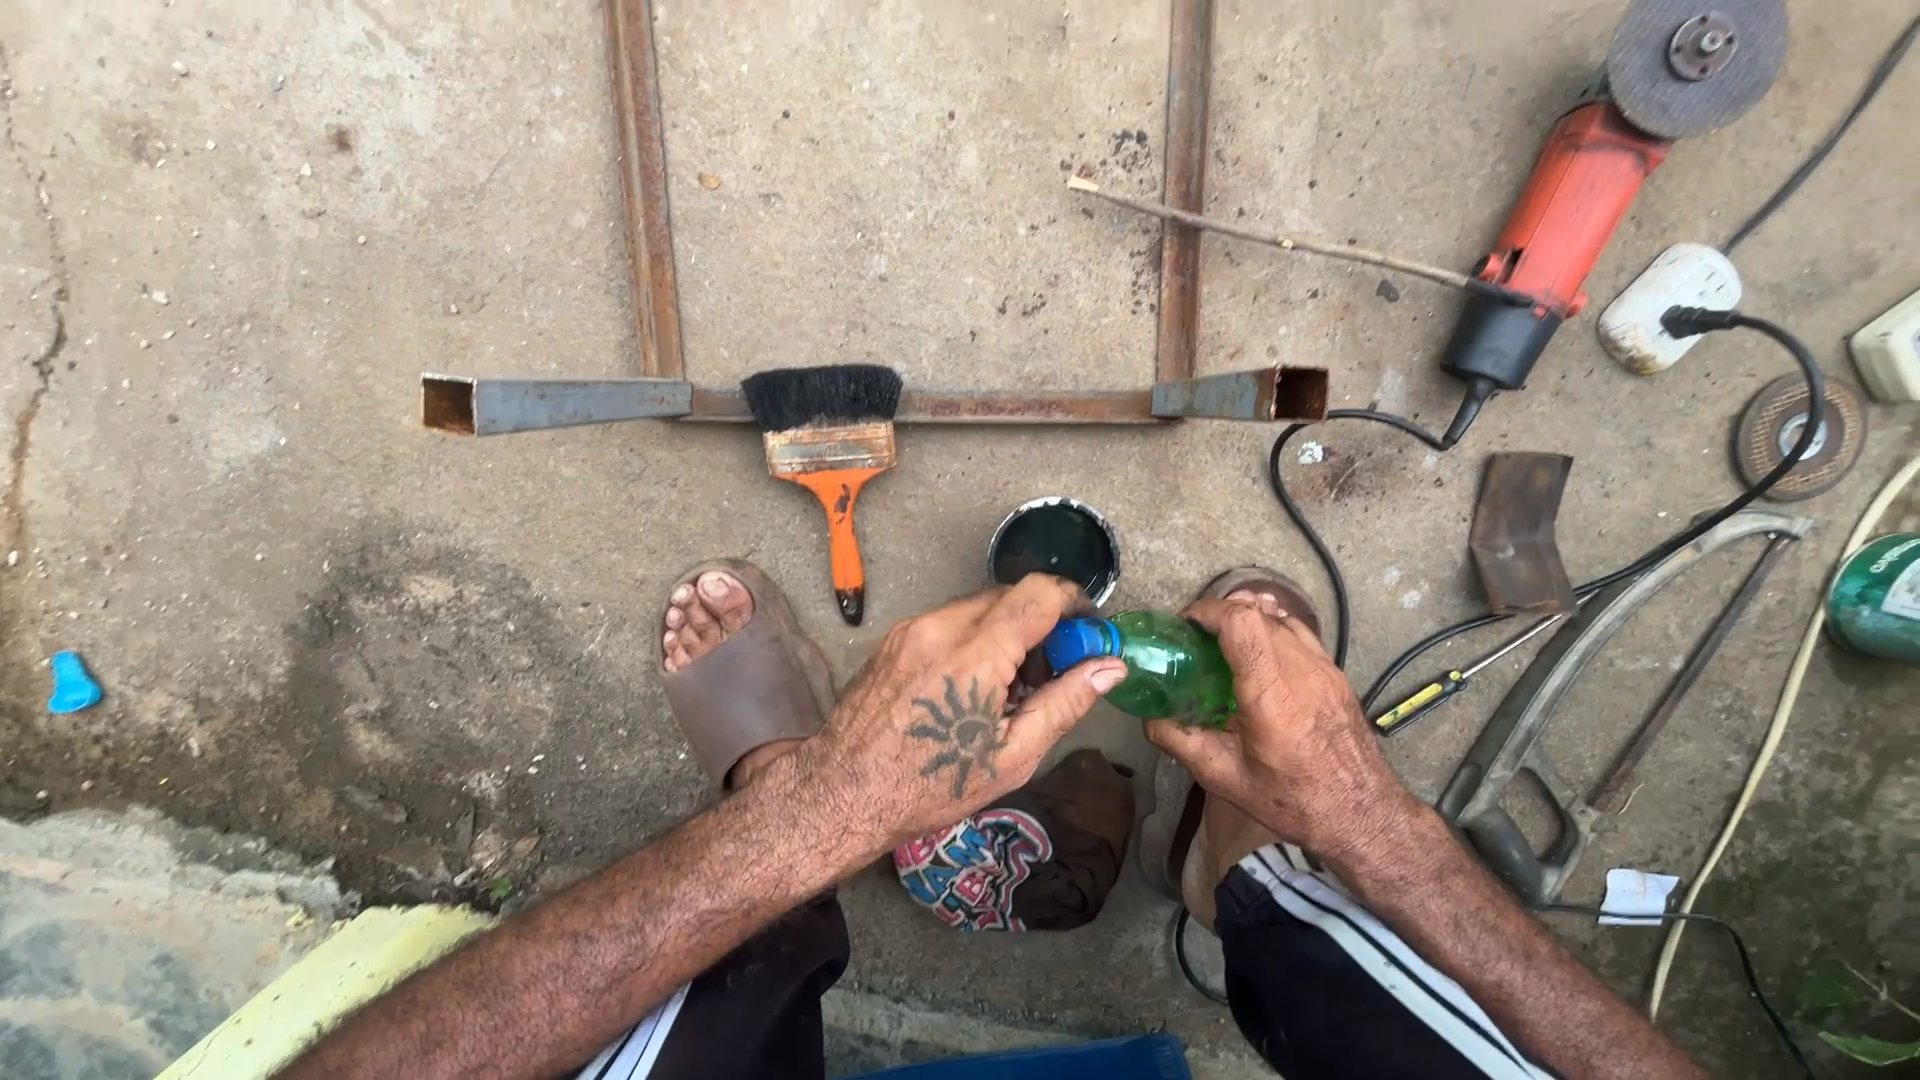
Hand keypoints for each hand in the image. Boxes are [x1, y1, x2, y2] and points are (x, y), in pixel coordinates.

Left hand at [799, 574, 1127, 853]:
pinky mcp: (896, 637)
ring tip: (1010, 685)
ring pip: (979, 606)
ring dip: (1007, 629)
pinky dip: (975, 636)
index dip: (1073, 600)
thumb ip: (1064, 702)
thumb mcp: (1013, 756)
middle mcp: (942, 626)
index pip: (1039, 594)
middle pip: (1010, 595)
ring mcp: (913, 628)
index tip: (1087, 625)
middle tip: (1053, 668)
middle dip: (1042, 620)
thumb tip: (1110, 667)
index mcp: (976, 654)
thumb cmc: (931, 785)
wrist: (844, 792)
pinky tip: (973, 682)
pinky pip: (949, 620)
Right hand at [1144, 594, 1415, 858]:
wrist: (1363, 813)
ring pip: (1279, 616)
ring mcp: (1324, 667)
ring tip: (1223, 643)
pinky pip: (1298, 631)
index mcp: (1271, 695)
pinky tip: (1258, 653)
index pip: (1241, 622)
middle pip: (1256, 612)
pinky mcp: (1335, 672)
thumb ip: (1180, 741)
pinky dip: (1271, 627)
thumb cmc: (1292, 799)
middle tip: (1195, 639)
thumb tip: (1150, 715)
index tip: (1185, 624)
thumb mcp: (1224, 778)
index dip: (1208, 611)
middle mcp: (1301, 670)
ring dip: (1245, 618)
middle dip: (1218, 614)